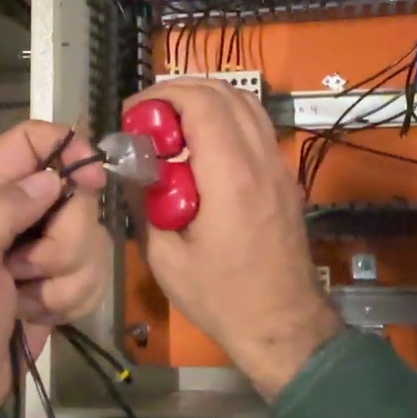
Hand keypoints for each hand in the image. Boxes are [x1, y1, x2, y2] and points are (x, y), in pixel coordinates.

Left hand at [0, 121, 110, 417]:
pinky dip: (72, 300)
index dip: (68, 150)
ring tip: (26, 302)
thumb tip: (52, 180)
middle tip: (26, 271)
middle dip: (63, 239)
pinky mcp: (56, 281)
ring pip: (88, 237)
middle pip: (73, 192)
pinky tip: (39, 316)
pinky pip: (92, 273)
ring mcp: (35, 249)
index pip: (30, 139)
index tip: (90, 185)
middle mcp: (8, 213)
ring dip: (66, 278)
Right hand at [131, 79, 340, 400]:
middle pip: (226, 93)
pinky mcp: (284, 178)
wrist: (283, 325)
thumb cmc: (221, 297)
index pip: (202, 103)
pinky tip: (201, 148)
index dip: (163, 95)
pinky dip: (227, 119)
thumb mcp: (165, 257)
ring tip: (173, 126)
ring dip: (207, 102)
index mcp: (231, 176)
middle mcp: (261, 160)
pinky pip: (257, 127)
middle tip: (149, 116)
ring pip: (247, 104)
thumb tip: (132, 167)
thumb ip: (145, 203)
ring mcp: (279, 167)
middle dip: (181, 92)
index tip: (134, 113)